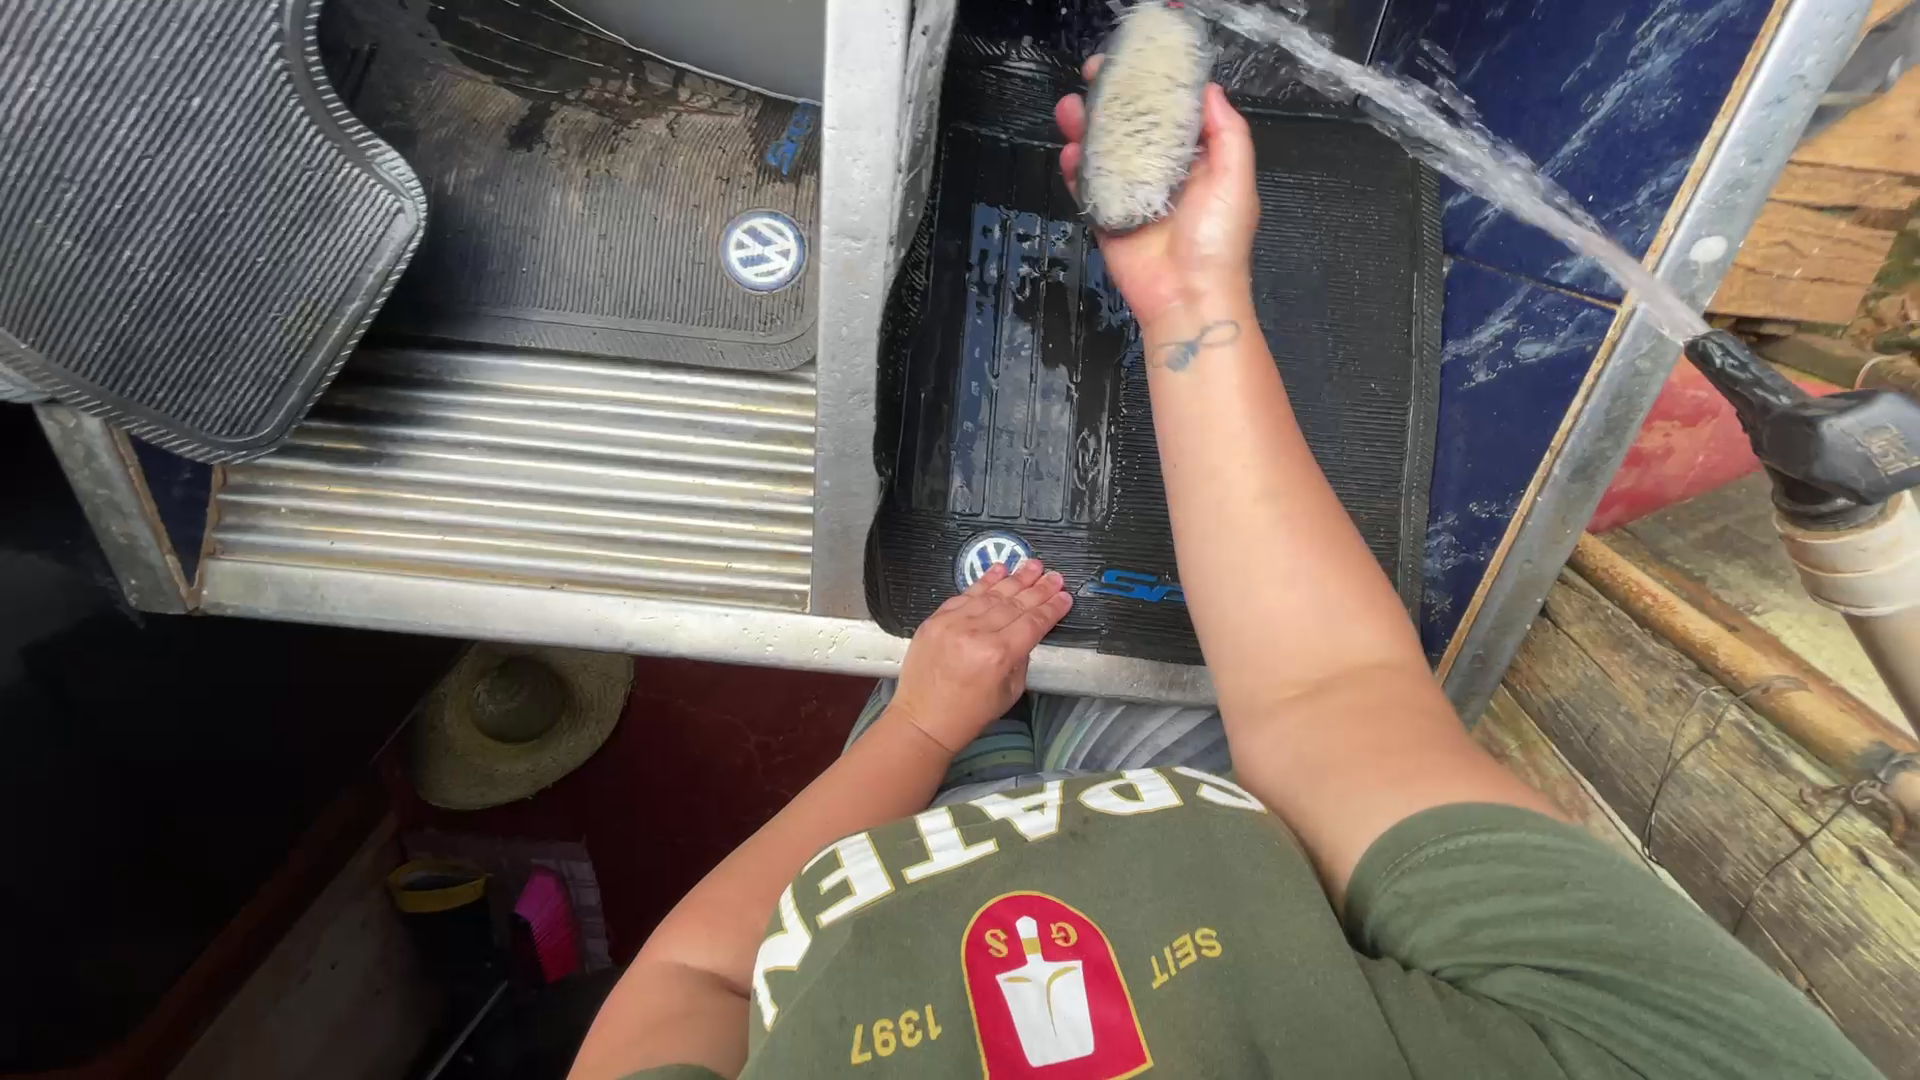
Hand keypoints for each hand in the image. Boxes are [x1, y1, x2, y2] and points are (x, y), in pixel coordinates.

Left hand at [888, 558, 1073, 753]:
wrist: (922, 719)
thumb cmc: (971, 713)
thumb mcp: (1010, 691)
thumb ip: (1021, 656)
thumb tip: (1027, 630)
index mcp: (998, 655)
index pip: (1033, 623)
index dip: (1052, 608)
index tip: (1066, 596)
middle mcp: (976, 633)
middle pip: (1015, 604)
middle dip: (1038, 588)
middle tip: (1055, 575)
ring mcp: (953, 622)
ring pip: (991, 594)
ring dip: (1015, 578)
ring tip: (1033, 565)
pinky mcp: (935, 619)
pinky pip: (964, 595)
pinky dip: (983, 581)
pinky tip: (1000, 569)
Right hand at [1057, 58, 1261, 324]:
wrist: (1188, 297)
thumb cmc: (1218, 241)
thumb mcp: (1236, 178)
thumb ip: (1227, 133)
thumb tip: (1209, 90)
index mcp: (1194, 163)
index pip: (1168, 115)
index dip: (1149, 89)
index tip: (1130, 65)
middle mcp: (1160, 177)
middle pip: (1129, 131)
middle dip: (1109, 104)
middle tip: (1091, 79)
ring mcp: (1130, 199)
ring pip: (1103, 156)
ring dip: (1085, 131)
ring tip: (1070, 110)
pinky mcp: (1107, 222)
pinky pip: (1087, 192)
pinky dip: (1075, 172)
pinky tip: (1069, 153)